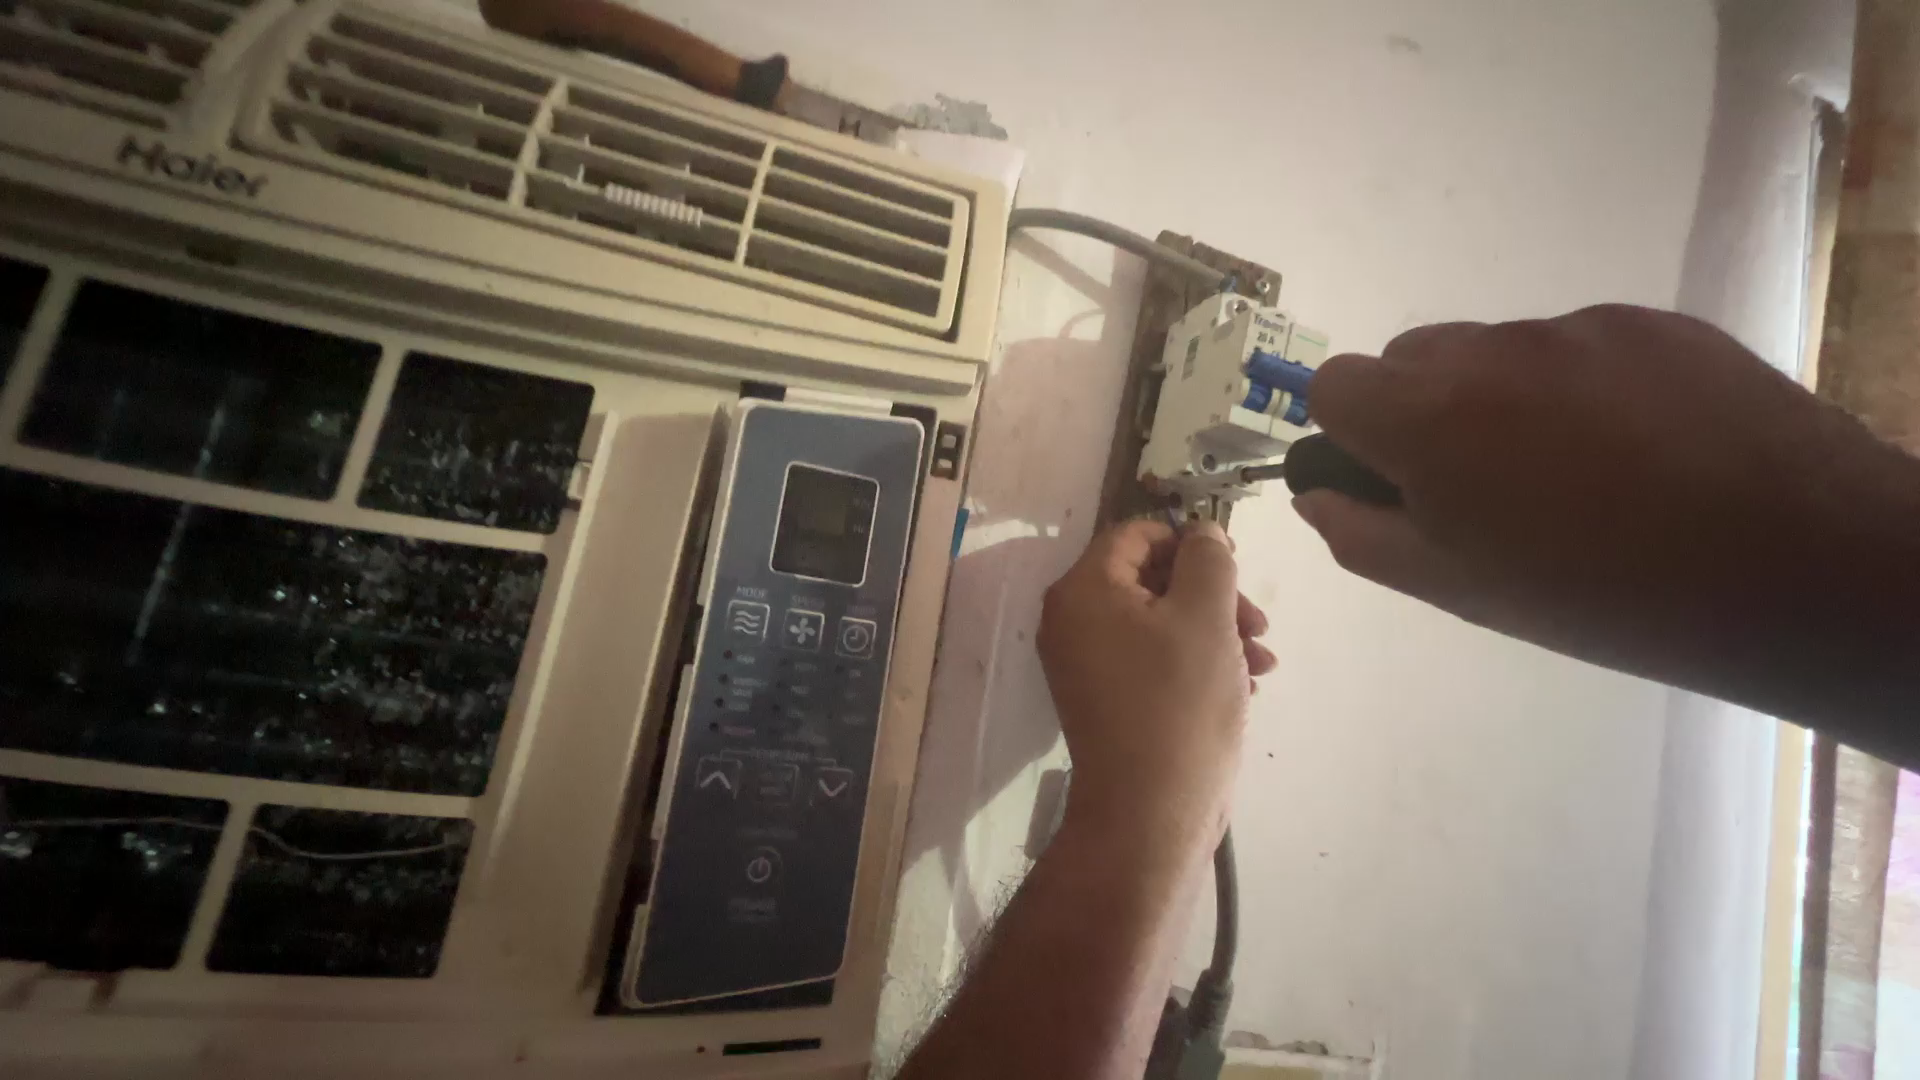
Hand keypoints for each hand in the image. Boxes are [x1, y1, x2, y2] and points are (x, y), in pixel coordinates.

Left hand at [1038, 520, 1274, 844]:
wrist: (1150, 811)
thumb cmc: (1179, 703)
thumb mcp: (1205, 616)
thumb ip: (1207, 558)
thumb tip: (1201, 531)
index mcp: (1083, 589)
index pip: (1134, 534)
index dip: (1187, 541)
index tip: (1233, 566)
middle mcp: (1070, 619)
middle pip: (1148, 578)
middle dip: (1211, 595)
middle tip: (1258, 624)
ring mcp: (1082, 661)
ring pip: (1156, 621)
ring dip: (1213, 630)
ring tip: (1261, 662)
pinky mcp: (1102, 696)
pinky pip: (1148, 658)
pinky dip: (1192, 661)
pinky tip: (1241, 686)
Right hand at [1294, 304, 1919, 721]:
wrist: (1805, 571)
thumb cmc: (1593, 594)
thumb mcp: (1447, 585)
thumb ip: (1355, 532)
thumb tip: (1316, 492)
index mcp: (1428, 416)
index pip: (1333, 382)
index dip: (1346, 429)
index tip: (1387, 475)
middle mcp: (1490, 351)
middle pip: (1404, 356)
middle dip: (1412, 408)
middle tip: (1470, 480)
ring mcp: (1576, 329)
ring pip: (1485, 350)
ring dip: (1489, 397)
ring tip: (1560, 468)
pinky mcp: (1652, 322)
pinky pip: (1566, 345)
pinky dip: (1565, 386)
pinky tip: (1623, 444)